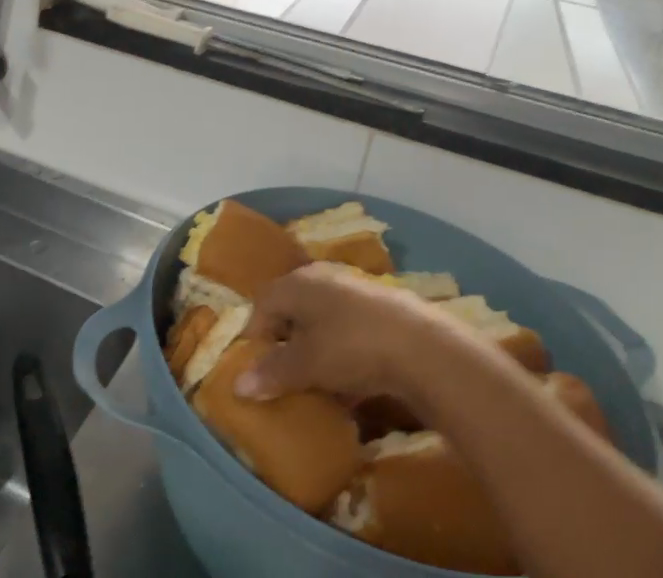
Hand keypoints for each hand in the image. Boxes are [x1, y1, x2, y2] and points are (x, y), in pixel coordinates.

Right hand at [235, 262, 447, 402]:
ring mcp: (355, 289)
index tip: (260, 367)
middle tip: (288, 374)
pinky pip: (349, 329)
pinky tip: (354, 380)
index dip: (256, 336)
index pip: (261, 303)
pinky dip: (344, 351)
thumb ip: (272, 373)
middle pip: (292, 310)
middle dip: (287, 343)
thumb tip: (238, 386)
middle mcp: (322, 277)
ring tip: (321, 382)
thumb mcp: (305, 364)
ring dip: (317, 348)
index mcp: (296, 283)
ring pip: (323, 320)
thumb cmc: (350, 347)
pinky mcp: (383, 307)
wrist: (424, 347)